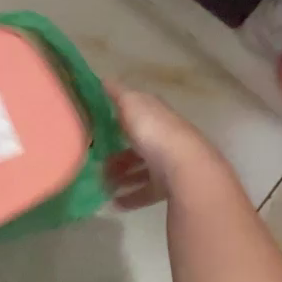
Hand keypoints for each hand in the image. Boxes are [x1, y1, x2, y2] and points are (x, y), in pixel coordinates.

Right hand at [105, 81, 230, 208]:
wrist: (186, 169)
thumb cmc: (155, 132)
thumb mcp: (132, 104)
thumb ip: (117, 94)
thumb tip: (105, 79)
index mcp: (157, 115)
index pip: (136, 112)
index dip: (118, 117)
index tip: (97, 126)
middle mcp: (164, 137)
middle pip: (137, 144)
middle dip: (116, 153)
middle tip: (95, 161)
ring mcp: (168, 163)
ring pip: (140, 169)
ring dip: (121, 176)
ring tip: (102, 184)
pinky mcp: (169, 186)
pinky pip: (145, 192)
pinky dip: (130, 197)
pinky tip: (114, 203)